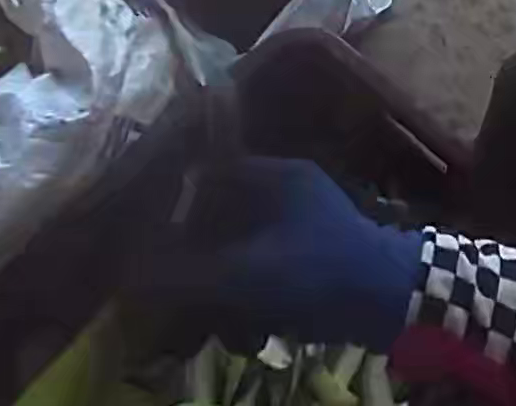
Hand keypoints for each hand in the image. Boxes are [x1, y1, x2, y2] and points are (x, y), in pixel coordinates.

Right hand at [138, 156, 421, 349]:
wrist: (388, 298)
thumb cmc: (320, 270)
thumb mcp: (248, 273)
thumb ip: (187, 273)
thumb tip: (128, 272)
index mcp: (278, 178)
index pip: (213, 177)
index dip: (178, 209)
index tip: (147, 245)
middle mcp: (286, 193)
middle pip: (221, 222)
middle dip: (196, 269)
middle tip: (172, 305)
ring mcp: (297, 225)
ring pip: (237, 253)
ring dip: (220, 295)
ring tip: (212, 333)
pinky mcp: (305, 257)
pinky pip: (260, 273)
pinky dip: (248, 304)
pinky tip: (249, 336)